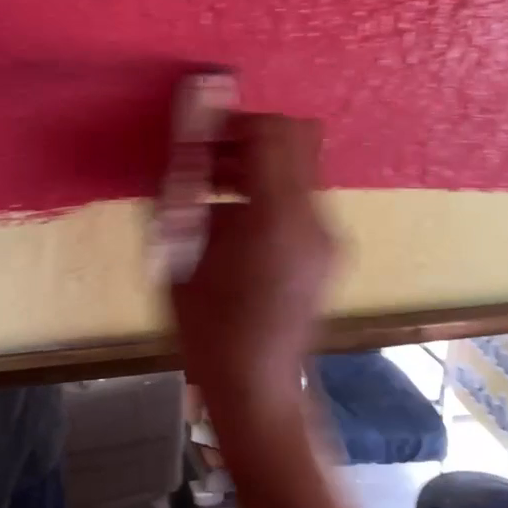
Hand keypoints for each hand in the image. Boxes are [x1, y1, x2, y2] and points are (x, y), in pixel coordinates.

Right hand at [169, 113, 338, 409]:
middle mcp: (315, 219)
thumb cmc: (205, 325)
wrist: (255, 387)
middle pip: (297, 138)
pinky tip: (231, 223)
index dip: (233, 121)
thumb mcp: (179, 251)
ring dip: (256, 163)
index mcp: (277, 217)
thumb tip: (183, 135)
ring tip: (210, 190)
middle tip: (204, 158)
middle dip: (248, 137)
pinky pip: (301, 198)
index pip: (272, 131)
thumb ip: (184, 185)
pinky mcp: (328, 251)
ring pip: (301, 166)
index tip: (198, 134)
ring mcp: (329, 236)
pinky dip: (267, 191)